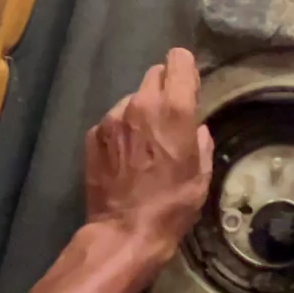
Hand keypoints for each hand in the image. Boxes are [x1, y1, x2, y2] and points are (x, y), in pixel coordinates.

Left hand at [84, 48, 213, 261]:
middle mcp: (140, 104)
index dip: (185, 70)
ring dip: (142, 112)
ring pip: (133, 99)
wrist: (124, 233)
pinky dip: (122, 131)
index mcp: (174, 109)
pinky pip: (114, 120)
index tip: (189, 89)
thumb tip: (197, 130)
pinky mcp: (93, 134)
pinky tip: (125, 158)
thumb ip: (201, 141)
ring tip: (145, 144)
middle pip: (155, 74)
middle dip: (165, 89)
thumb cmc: (172, 204)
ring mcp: (112, 118)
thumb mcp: (201, 174)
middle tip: (169, 119)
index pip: (178, 59)